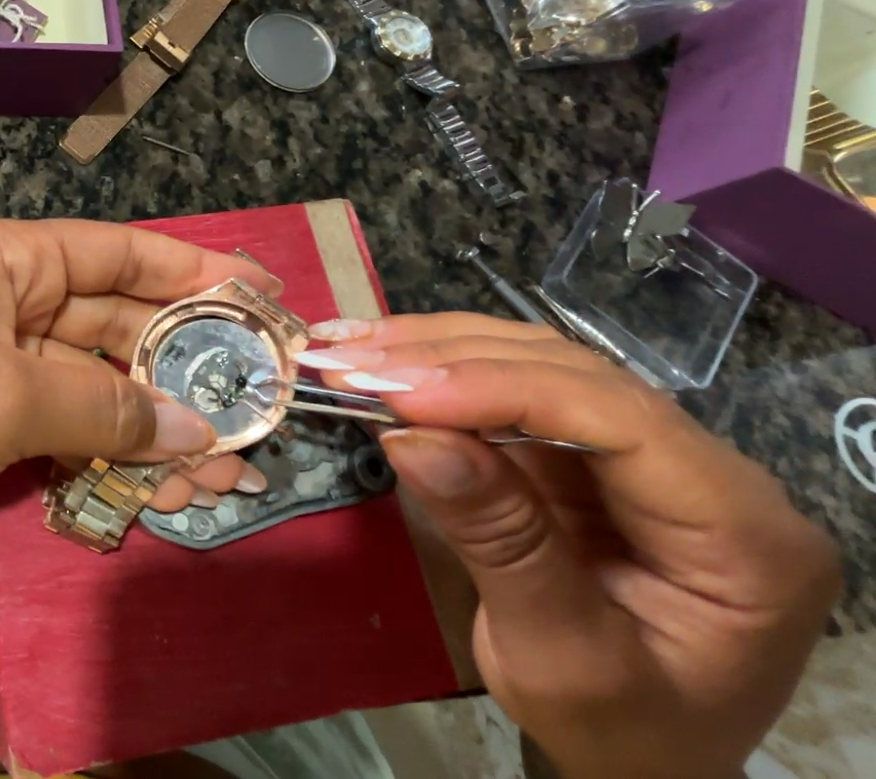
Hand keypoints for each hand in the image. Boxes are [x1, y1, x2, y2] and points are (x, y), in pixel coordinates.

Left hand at [0, 220, 280, 533]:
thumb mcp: (0, 399)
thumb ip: (101, 410)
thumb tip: (196, 427)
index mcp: (7, 260)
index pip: (120, 253)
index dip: (195, 272)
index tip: (263, 300)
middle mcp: (6, 298)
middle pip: (114, 322)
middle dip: (183, 368)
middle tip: (258, 411)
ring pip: (92, 381)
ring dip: (152, 421)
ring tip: (223, 466)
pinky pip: (59, 421)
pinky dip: (103, 449)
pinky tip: (156, 481)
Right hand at [299, 314, 840, 778]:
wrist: (639, 758)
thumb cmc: (616, 729)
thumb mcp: (560, 657)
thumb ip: (501, 543)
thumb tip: (411, 438)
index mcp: (744, 536)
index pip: (622, 421)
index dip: (503, 391)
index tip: (397, 394)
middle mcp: (708, 476)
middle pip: (575, 377)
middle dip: (450, 360)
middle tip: (346, 361)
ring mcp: (645, 459)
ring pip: (537, 365)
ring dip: (433, 352)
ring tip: (345, 350)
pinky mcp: (587, 457)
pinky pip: (510, 391)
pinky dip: (437, 372)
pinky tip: (381, 362)